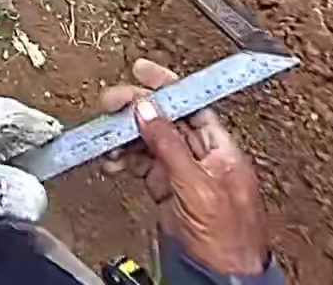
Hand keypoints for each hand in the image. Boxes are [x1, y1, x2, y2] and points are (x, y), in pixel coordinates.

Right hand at [100, 59, 272, 275]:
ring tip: (106, 141)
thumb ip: (170, 145)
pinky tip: (110, 161)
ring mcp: (179, 168)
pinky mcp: (162, 182)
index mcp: (220, 151)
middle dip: (133, 108)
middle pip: (161, 116)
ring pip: (143, 135)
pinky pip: (135, 157)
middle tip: (110, 104)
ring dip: (121, 135)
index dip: (168, 85)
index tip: (141, 69)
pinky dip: (119, 156)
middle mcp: (198, 154)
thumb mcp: (199, 188)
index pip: (192, 105)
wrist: (220, 279)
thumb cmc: (227, 240)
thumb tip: (144, 107)